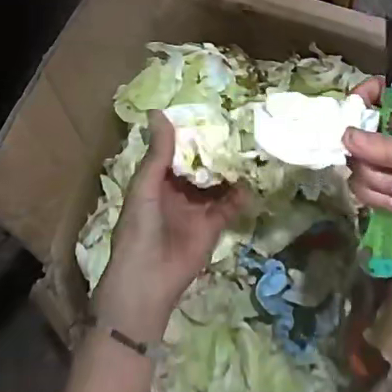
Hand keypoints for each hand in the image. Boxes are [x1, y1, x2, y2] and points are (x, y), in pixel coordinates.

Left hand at [93, 111, 245, 342]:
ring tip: (249, 147)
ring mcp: (196, 208)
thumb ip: (158, 153)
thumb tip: (159, 111)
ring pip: (217, 183)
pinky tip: (253, 180)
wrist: (148, 280)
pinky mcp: (213, 227)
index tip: (209, 112)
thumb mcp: (146, 186)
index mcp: (156, 179)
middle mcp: (177, 191)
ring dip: (230, 170)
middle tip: (237, 126)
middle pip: (200, 165)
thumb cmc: (138, 228)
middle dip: (214, 150)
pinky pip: (230, 207)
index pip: (176, 151)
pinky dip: (241, 196)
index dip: (190, 134)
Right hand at [342, 79, 391, 260]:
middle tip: (391, 167)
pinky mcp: (378, 189)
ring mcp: (383, 163)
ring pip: (355, 163)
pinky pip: (358, 186)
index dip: (361, 98)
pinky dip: (378, 198)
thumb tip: (344, 136)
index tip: (351, 115)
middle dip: (370, 157)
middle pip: (357, 133)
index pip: (377, 93)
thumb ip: (384, 146)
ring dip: (379, 182)